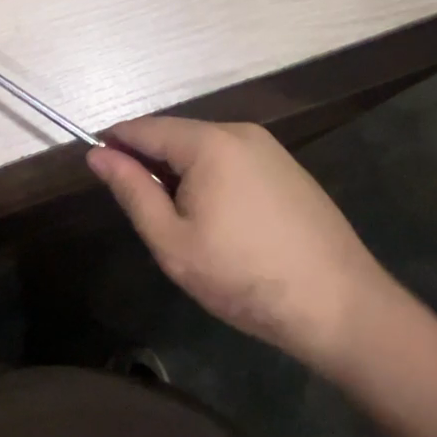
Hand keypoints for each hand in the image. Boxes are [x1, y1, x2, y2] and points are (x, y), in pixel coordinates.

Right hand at [88, 117, 393, 366]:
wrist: (342, 308)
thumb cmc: (245, 276)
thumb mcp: (173, 242)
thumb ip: (132, 191)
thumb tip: (97, 155)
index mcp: (208, 142)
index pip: (145, 128)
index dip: (115, 143)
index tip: (94, 165)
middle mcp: (240, 132)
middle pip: (176, 135)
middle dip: (151, 162)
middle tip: (142, 209)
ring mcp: (270, 150)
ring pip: (205, 149)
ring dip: (182, 173)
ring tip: (181, 222)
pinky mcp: (289, 170)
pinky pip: (234, 161)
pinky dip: (213, 179)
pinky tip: (221, 221)